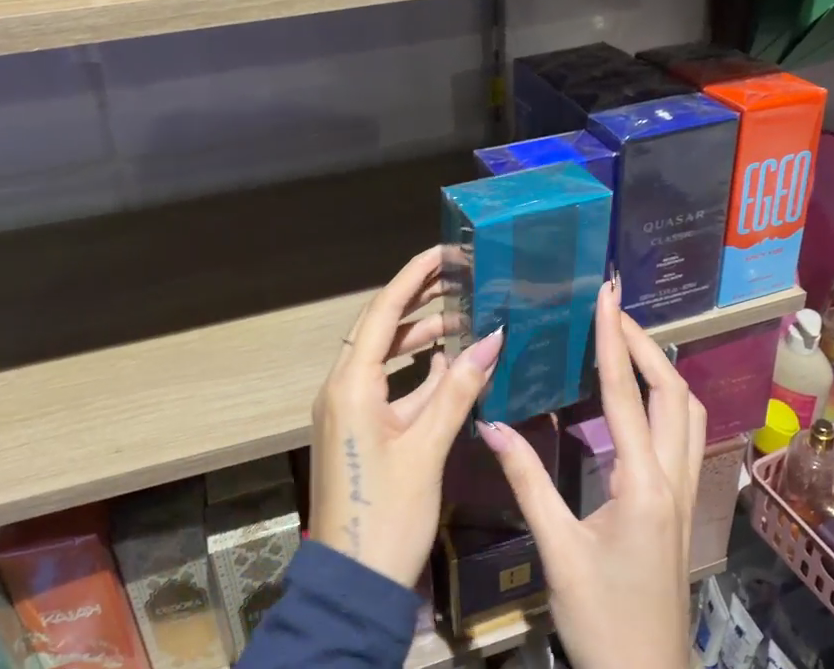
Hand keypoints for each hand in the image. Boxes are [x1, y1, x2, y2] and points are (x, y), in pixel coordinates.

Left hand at [310, 246, 505, 587]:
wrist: (354, 581)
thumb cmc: (389, 513)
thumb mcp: (426, 448)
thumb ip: (457, 389)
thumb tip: (492, 338)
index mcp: (350, 384)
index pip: (381, 313)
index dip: (412, 278)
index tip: (443, 252)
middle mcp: (341, 388)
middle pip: (379, 328)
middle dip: (417, 301)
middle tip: (459, 278)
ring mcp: (347, 410)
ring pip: (383, 357)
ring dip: (418, 337)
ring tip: (461, 316)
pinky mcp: (357, 430)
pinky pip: (385, 386)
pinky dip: (414, 371)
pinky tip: (446, 364)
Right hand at [480, 278, 704, 668]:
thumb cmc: (601, 618)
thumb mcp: (557, 551)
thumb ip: (527, 482)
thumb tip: (493, 424)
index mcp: (642, 484)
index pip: (625, 394)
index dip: (613, 340)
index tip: (605, 297)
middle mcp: (673, 479)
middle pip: (673, 393)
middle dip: (644, 346)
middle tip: (612, 310)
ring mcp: (684, 494)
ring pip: (687, 413)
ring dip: (660, 371)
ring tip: (626, 343)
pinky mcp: (680, 507)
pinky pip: (682, 437)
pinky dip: (663, 402)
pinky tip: (636, 403)